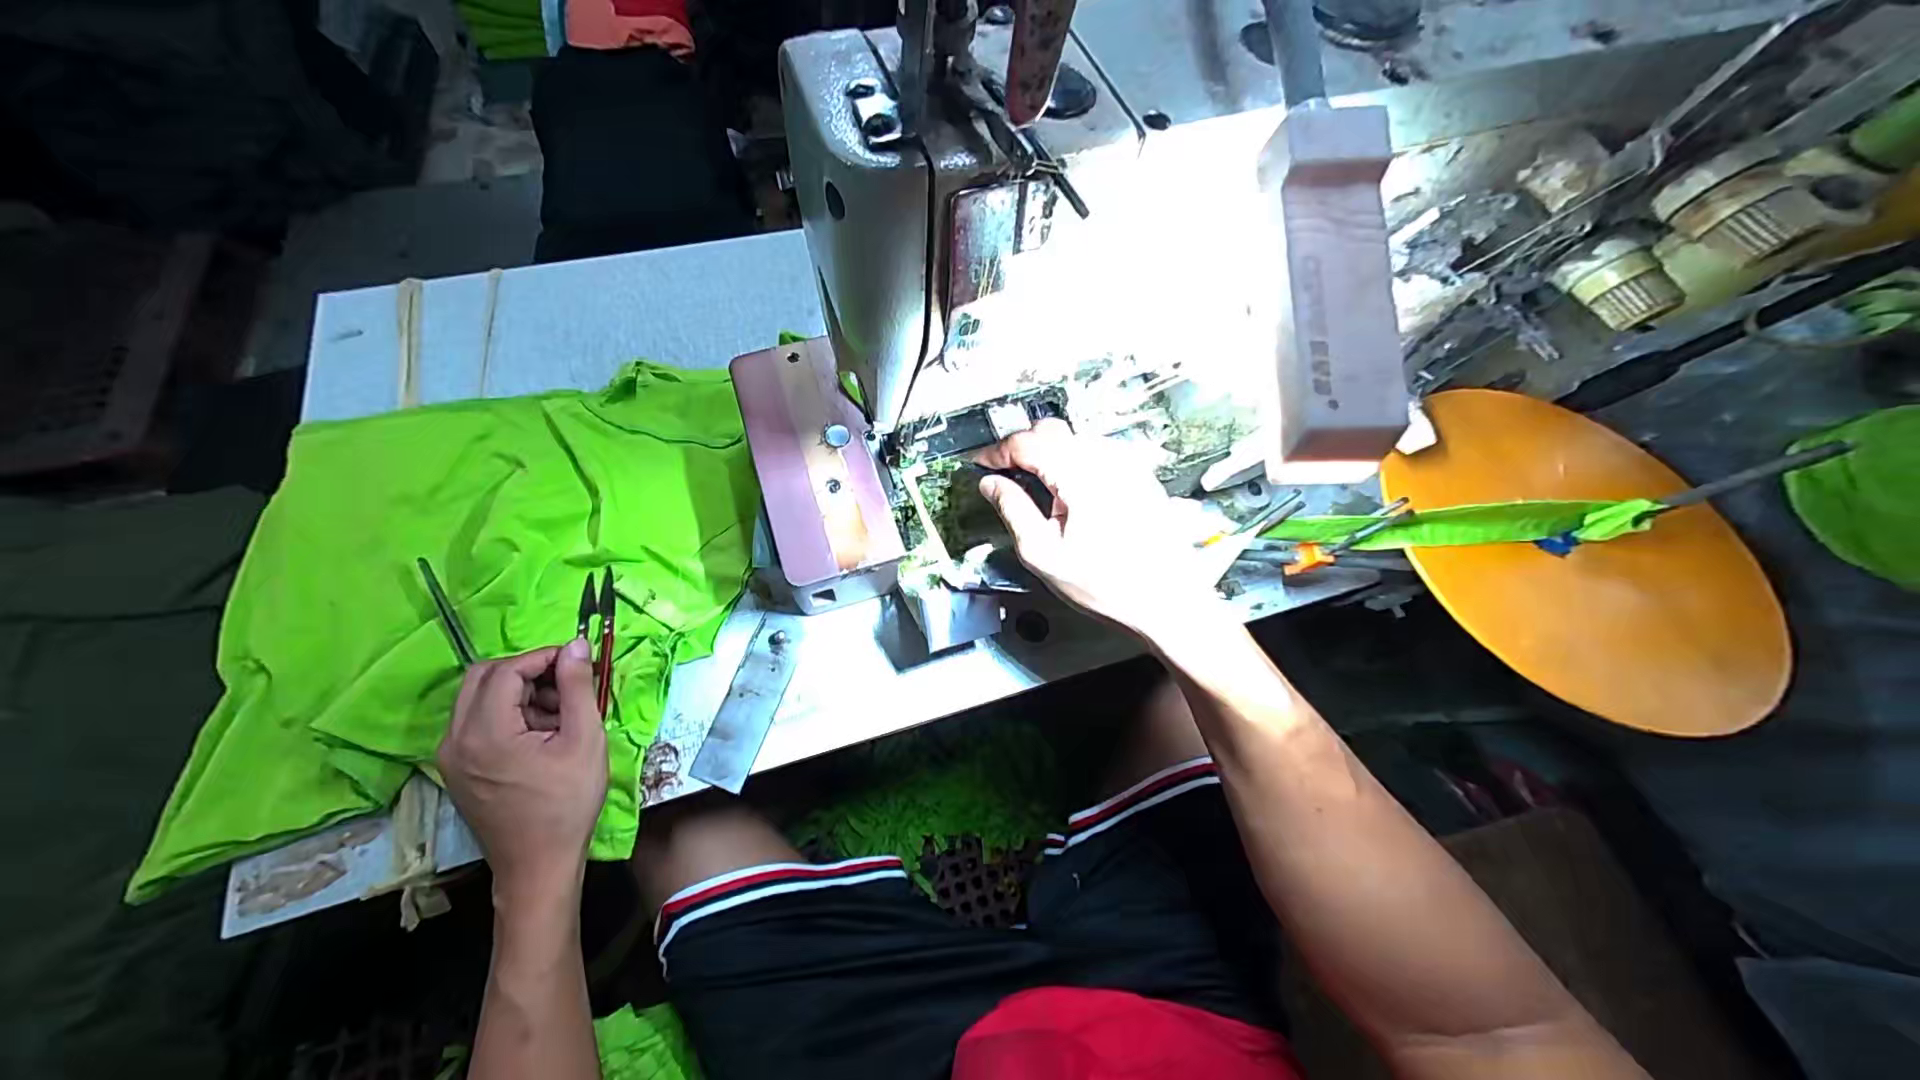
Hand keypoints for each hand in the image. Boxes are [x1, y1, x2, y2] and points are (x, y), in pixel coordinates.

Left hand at [437, 639, 607, 912]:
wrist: (538, 865)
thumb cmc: (567, 803)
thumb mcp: (585, 740)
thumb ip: (577, 687)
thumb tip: (577, 645)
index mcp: (485, 732)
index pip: (507, 670)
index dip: (544, 657)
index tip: (578, 661)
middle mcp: (455, 739)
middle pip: (483, 677)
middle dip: (528, 671)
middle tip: (566, 683)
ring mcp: (451, 756)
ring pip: (478, 698)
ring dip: (519, 692)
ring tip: (560, 713)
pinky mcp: (457, 769)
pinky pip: (477, 722)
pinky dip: (508, 714)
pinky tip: (543, 734)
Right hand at [975, 418, 1236, 638]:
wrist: (1165, 600)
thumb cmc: (1107, 585)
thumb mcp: (1043, 553)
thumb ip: (1013, 510)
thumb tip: (992, 485)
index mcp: (1078, 475)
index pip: (1026, 443)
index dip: (996, 452)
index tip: (981, 465)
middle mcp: (1106, 459)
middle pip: (1051, 431)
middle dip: (1021, 447)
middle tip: (1003, 473)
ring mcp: (1127, 464)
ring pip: (1075, 438)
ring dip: (1049, 452)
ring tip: (1036, 485)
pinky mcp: (1140, 474)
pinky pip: (1098, 452)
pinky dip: (1075, 460)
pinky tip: (1069, 490)